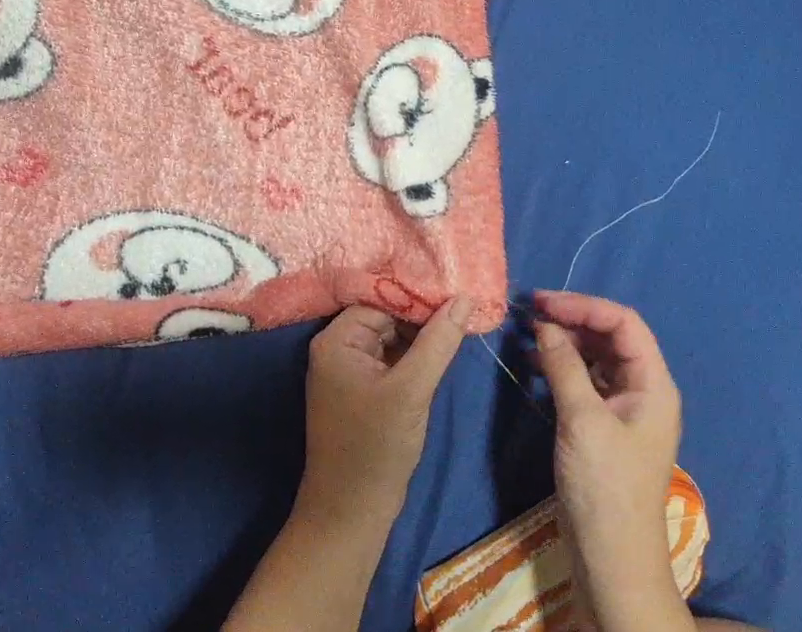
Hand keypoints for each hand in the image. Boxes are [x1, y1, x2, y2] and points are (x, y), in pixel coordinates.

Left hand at [299, 297, 471, 524]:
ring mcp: (350, 371)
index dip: (417, 293)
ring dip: (422, 333)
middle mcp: (338, 349)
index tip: (456, 289)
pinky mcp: (364, 390)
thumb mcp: (411, 390)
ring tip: (461, 322)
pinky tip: (444, 349)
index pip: (380, 299)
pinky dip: (416, 354)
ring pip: (392, 336)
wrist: (351, 512)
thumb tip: (463, 298)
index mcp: (336, 341)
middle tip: (465, 305)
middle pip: (386, 315)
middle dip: (423, 312)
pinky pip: (392, 358)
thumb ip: (438, 341)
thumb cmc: (375, 447)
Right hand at [533, 290, 684, 629]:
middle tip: (530, 314)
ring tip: (528, 337)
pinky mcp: (606, 427)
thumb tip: (545, 325)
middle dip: (573, 320)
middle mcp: (644, 390)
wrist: (612, 558)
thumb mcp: (581, 421)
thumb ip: (564, 367)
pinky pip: (587, 382)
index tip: (542, 302)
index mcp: (653, 384)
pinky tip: (535, 367)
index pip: (623, 323)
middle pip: (612, 337)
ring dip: (566, 344)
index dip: (584, 306)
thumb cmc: (604, 487)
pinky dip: (562, 369)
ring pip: (598, 359)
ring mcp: (626, 410)